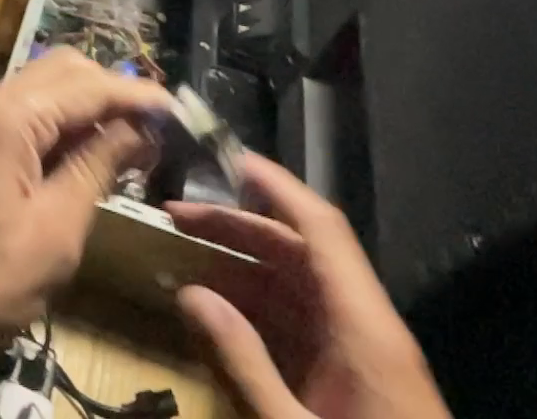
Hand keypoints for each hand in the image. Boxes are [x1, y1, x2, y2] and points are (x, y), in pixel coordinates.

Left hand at [0, 49, 170, 418]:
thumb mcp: (56, 229)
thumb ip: (98, 166)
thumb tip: (141, 129)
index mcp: (8, 117)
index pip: (88, 86)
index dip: (138, 97)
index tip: (181, 114)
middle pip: (65, 70)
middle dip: (113, 91)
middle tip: (156, 128)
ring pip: (46, 86)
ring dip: (90, 104)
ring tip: (132, 140)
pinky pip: (28, 110)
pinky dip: (64, 120)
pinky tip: (90, 150)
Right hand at [169, 155, 449, 418]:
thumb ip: (242, 361)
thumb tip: (191, 293)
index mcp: (362, 327)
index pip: (319, 230)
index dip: (275, 186)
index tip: (226, 159)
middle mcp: (361, 324)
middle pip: (296, 251)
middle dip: (236, 225)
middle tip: (174, 216)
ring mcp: (356, 351)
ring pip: (292, 284)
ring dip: (238, 264)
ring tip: (182, 255)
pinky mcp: (347, 377)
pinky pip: (295, 321)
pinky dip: (252, 305)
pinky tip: (212, 306)